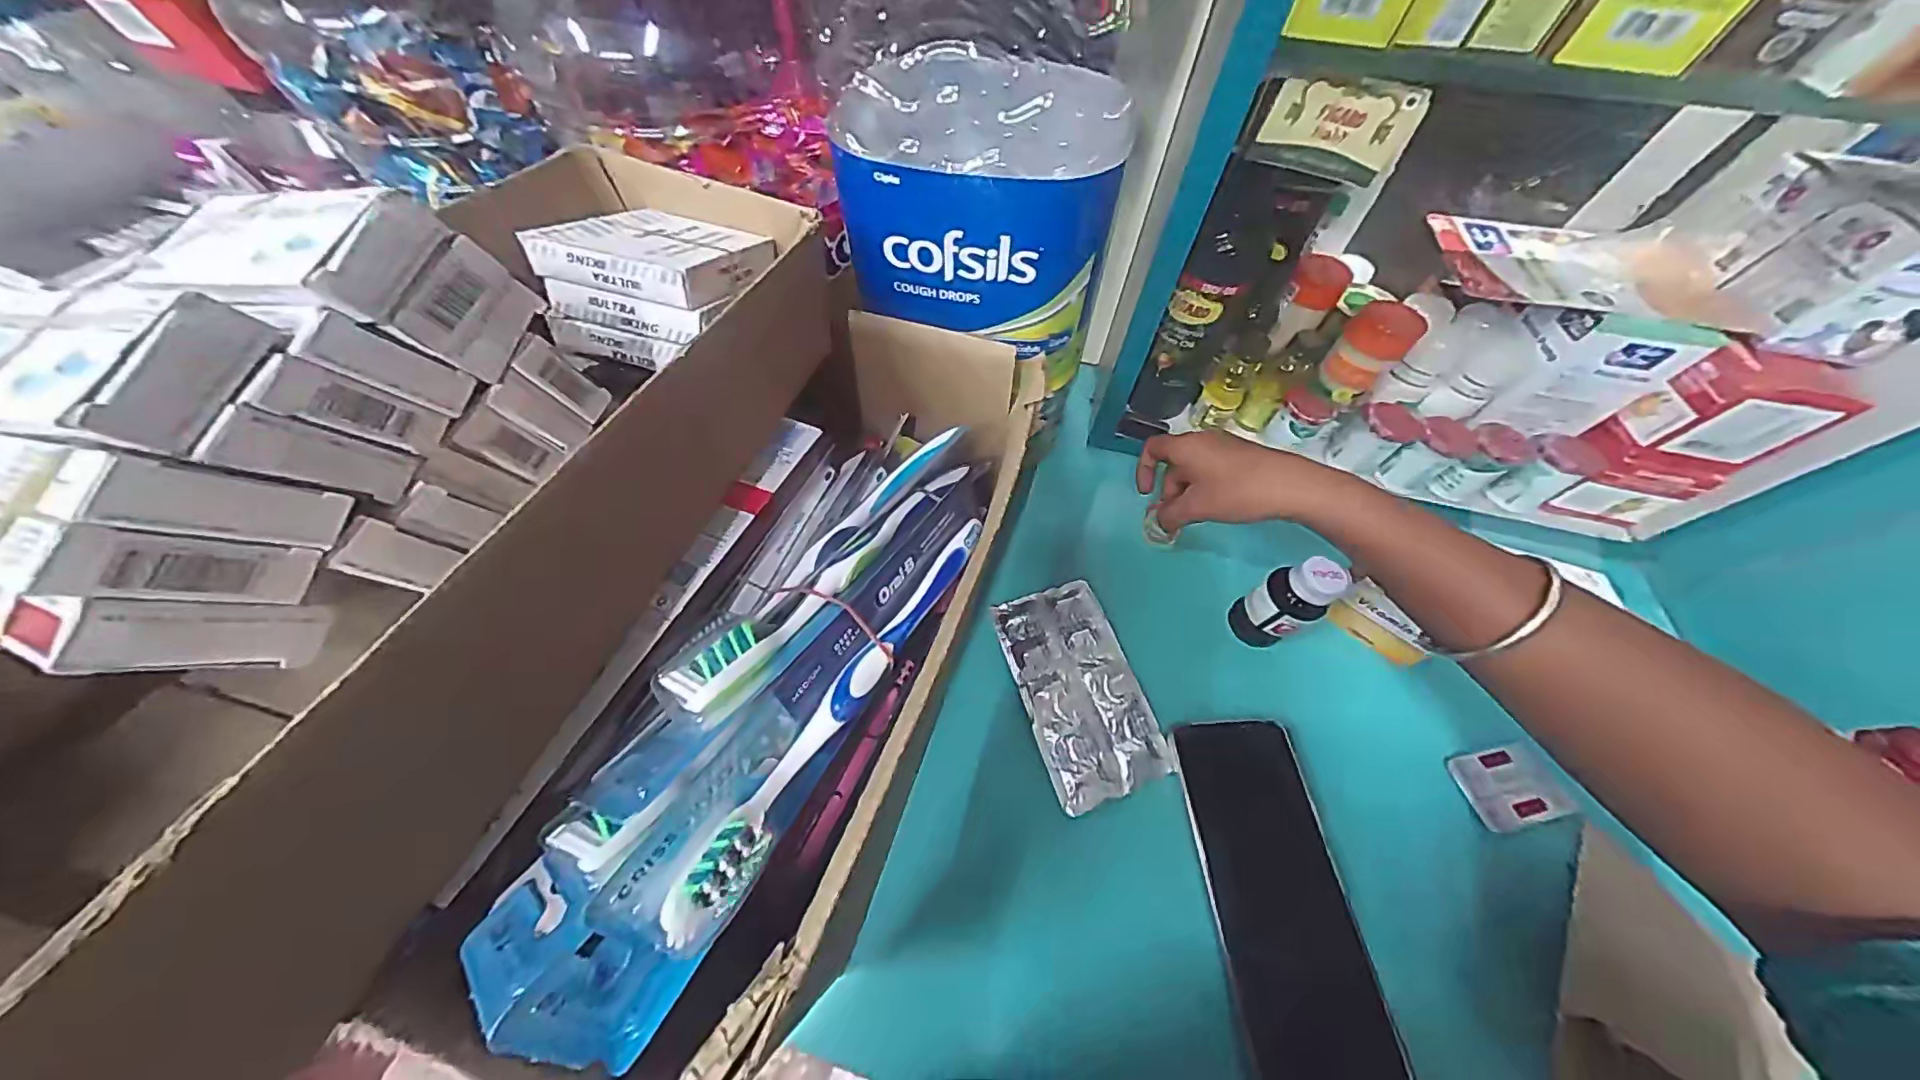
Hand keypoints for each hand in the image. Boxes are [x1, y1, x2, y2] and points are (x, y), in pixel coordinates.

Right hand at [1135, 431, 1359, 531]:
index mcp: (1186, 446)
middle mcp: (1202, 441)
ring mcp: (1223, 448)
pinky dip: (1204, 489)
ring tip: (1195, 517)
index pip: (1152, 448)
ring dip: (1186, 493)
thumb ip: (1170, 514)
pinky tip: (1216, 508)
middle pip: (1173, 464)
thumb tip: (1158, 521)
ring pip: (1192, 470)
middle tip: (1175, 518)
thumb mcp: (1197, 507)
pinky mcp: (1240, 458)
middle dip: (1168, 492)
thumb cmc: (1236, 491)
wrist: (1290, 485)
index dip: (1143, 470)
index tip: (1147, 493)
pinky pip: (1211, 471)